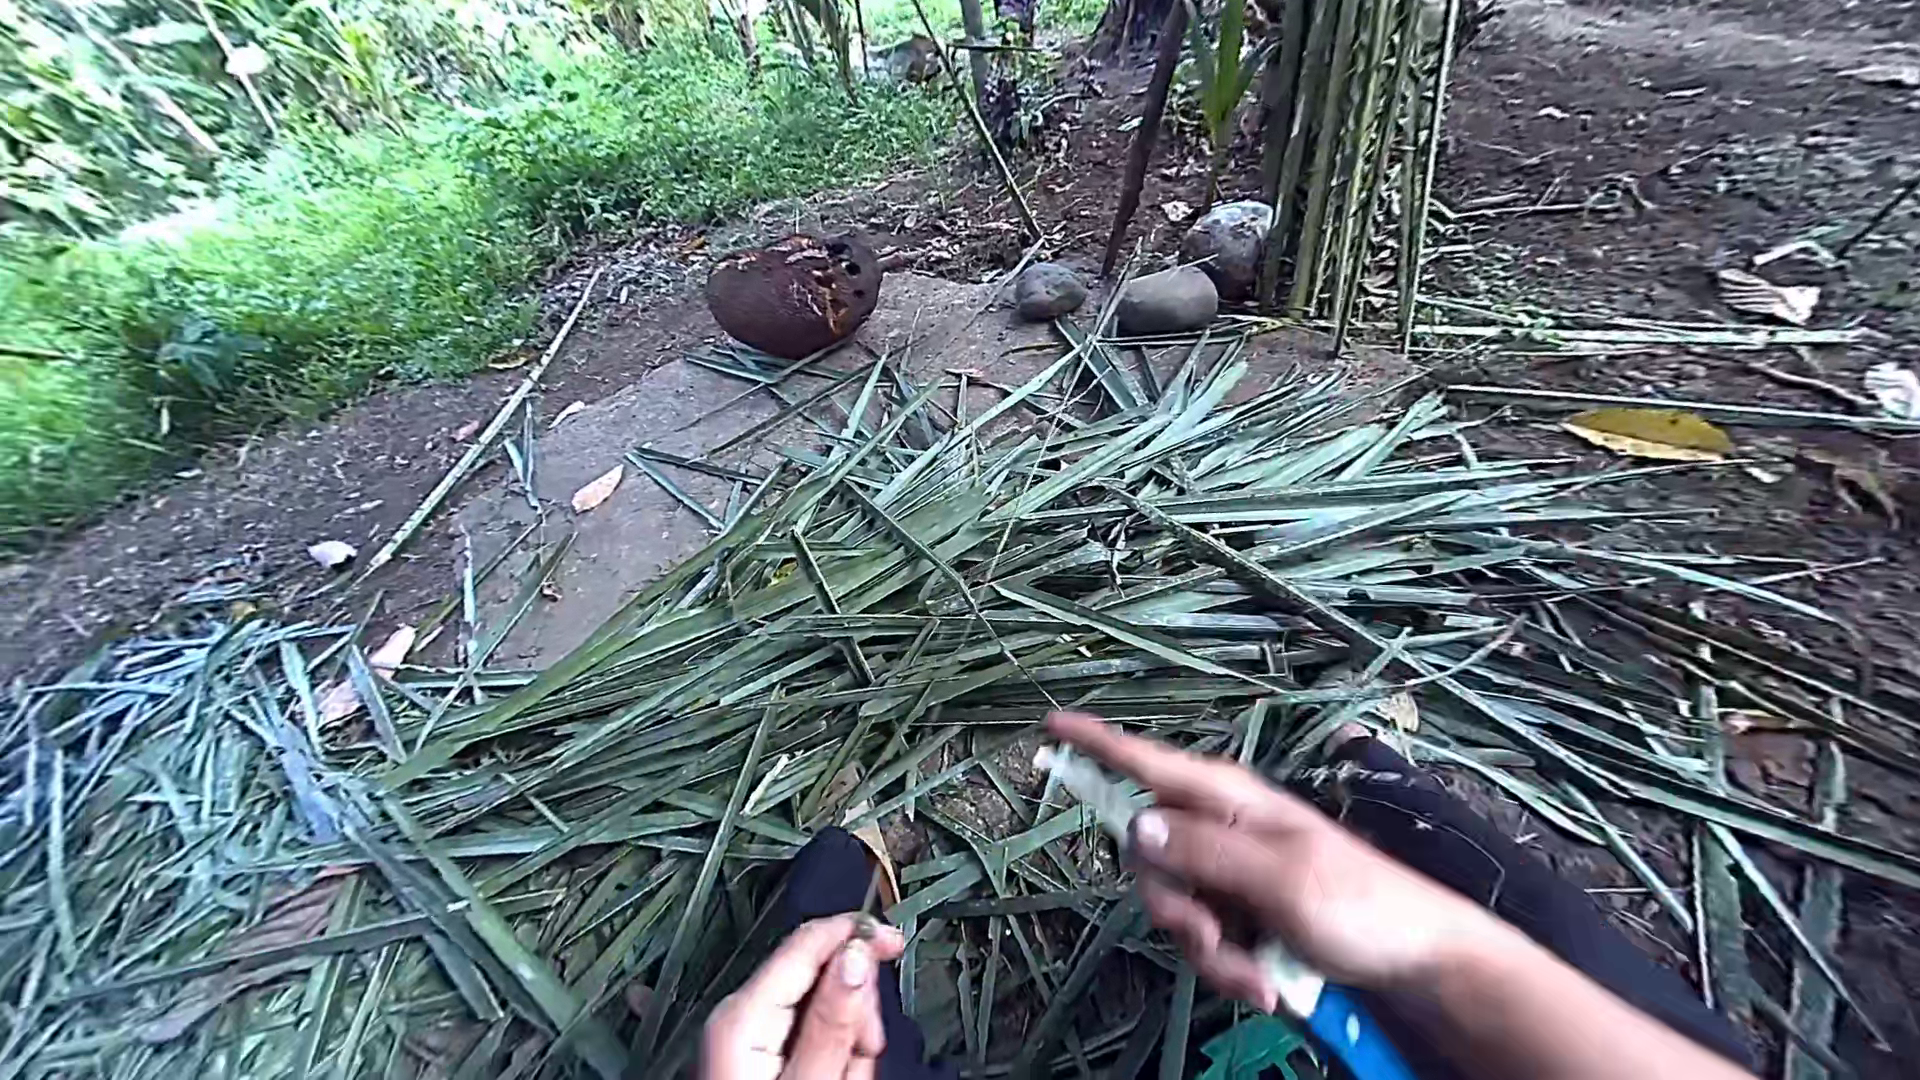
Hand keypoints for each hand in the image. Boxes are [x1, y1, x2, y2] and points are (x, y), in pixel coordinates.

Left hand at [702, 914, 905, 1079]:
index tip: (896, 943)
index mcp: (744, 1014)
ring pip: (828, 1012)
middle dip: (854, 1017)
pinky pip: (817, 1041)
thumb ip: (832, 1021)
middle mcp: (745, 1014)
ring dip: (849, 1049)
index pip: (809, 941)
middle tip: (858, 1066)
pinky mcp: (763, 1060)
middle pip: (823, 977)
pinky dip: (836, 1063)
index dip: (856, 933)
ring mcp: (753, 1037)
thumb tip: (857, 952)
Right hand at [1046, 712, 1515, 1008]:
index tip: (1050, 723)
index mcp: (1223, 795)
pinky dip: (1221, 963)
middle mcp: (1212, 821)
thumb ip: (1205, 851)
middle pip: (1145, 850)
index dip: (1094, 740)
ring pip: (1167, 897)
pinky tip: (1261, 982)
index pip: (1144, 758)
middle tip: (1210, 940)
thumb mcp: (1283, 879)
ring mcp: (1220, 863)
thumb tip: (1135, 823)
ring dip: (1203, 947)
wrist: (1417, 964)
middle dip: (1171, 904)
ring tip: (1253, 975)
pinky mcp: (1231, 902)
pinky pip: (1195, 930)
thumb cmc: (1360, 903)